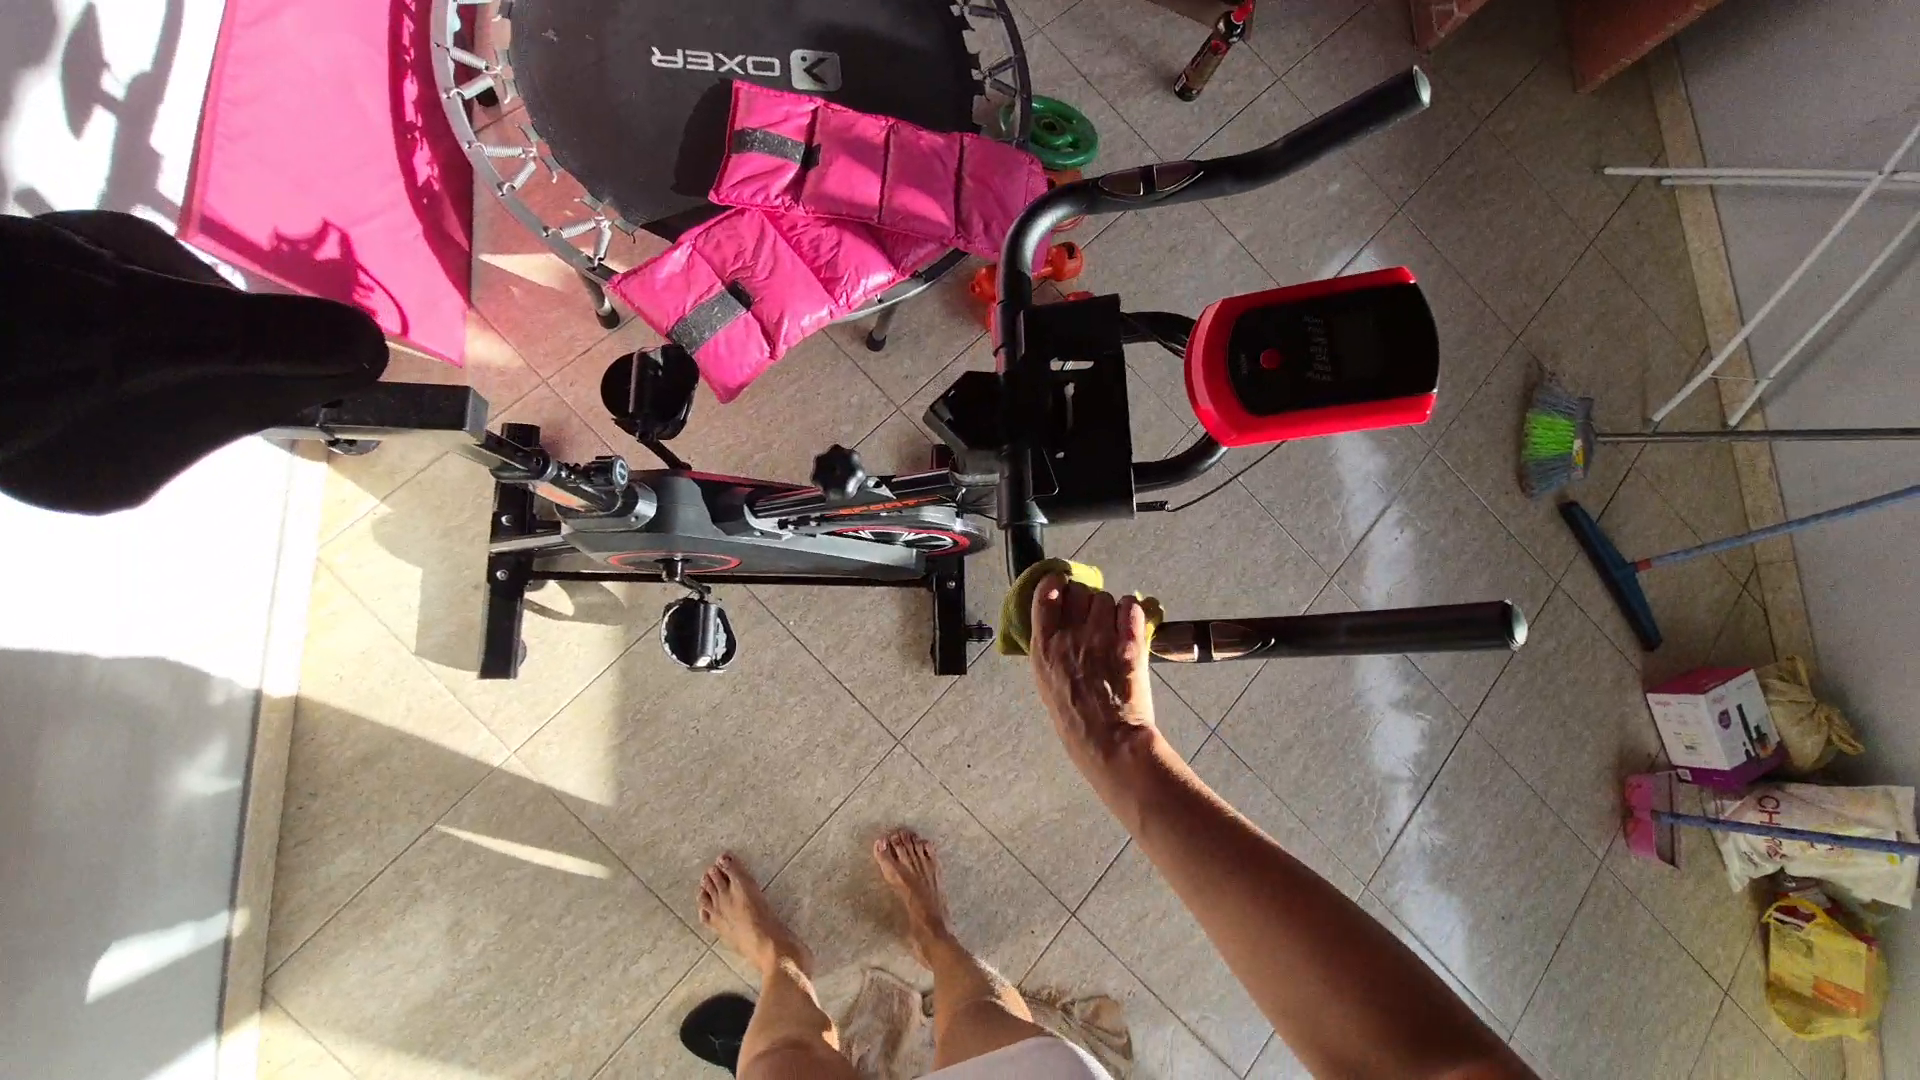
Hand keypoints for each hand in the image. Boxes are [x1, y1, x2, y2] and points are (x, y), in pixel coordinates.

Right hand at [1029, 574, 1161, 787]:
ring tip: (1112, 626)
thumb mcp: (1046, 684)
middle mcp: (1070, 634)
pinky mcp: (1130, 642)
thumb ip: (1051, 652)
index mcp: (1043, 646)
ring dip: (1109, 608)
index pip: (1046, 592)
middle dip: (1084, 599)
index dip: (1056, 584)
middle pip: (1078, 591)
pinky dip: (1131, 611)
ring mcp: (1101, 636)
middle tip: (1091, 615)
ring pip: (1105, 598)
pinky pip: (1131, 607)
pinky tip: (1130, 624)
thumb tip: (1060, 631)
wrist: (1110, 743)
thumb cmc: (1074, 723)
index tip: (1062, 586)